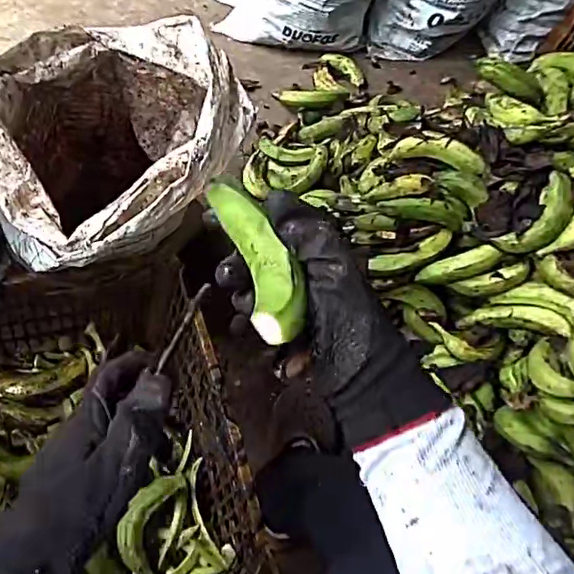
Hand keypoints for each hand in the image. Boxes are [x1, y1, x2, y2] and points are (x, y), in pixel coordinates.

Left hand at [0, 352, 170, 573]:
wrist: (23, 565)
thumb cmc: (72, 513)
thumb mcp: (114, 467)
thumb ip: (136, 422)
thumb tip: (160, 376)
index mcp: (85, 420)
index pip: (110, 374)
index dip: (137, 362)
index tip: (167, 363)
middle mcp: (75, 431)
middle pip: (110, 399)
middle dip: (143, 398)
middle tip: (174, 416)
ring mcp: (69, 456)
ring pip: (109, 426)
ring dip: (137, 428)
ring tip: (164, 452)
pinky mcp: (68, 480)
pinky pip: (102, 450)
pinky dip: (125, 452)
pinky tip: (136, 476)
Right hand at [214, 191, 447, 449]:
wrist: (358, 375)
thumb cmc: (349, 317)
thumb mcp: (332, 267)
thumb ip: (305, 231)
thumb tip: (274, 197)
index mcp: (313, 250)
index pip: (273, 225)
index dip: (246, 221)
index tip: (215, 220)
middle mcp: (299, 270)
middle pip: (253, 257)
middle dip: (237, 265)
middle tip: (229, 277)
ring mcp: (289, 301)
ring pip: (249, 287)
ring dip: (242, 295)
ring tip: (248, 308)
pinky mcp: (280, 327)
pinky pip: (253, 317)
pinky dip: (247, 320)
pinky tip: (247, 326)